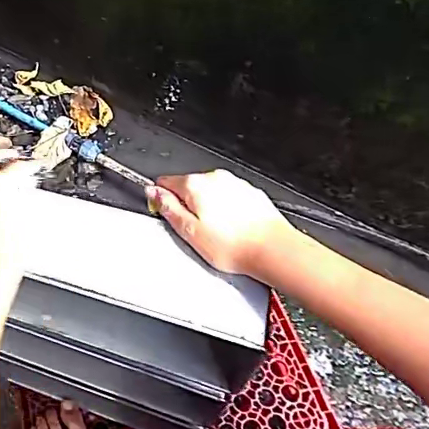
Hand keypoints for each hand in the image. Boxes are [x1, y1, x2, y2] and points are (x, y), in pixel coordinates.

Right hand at [148, 170, 297, 276]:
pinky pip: (230, 200)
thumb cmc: (234, 246)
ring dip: (209, 210)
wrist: (275, 250)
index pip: (165, 182)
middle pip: (189, 188)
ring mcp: (236, 185)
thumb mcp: (188, 231)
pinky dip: (228, 213)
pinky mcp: (252, 194)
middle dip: (188, 207)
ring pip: (211, 194)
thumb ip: (167, 207)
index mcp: (196, 184)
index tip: (169, 216)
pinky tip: (233, 231)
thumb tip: (153, 192)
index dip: (163, 200)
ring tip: (218, 235)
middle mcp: (216, 178)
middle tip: (195, 232)